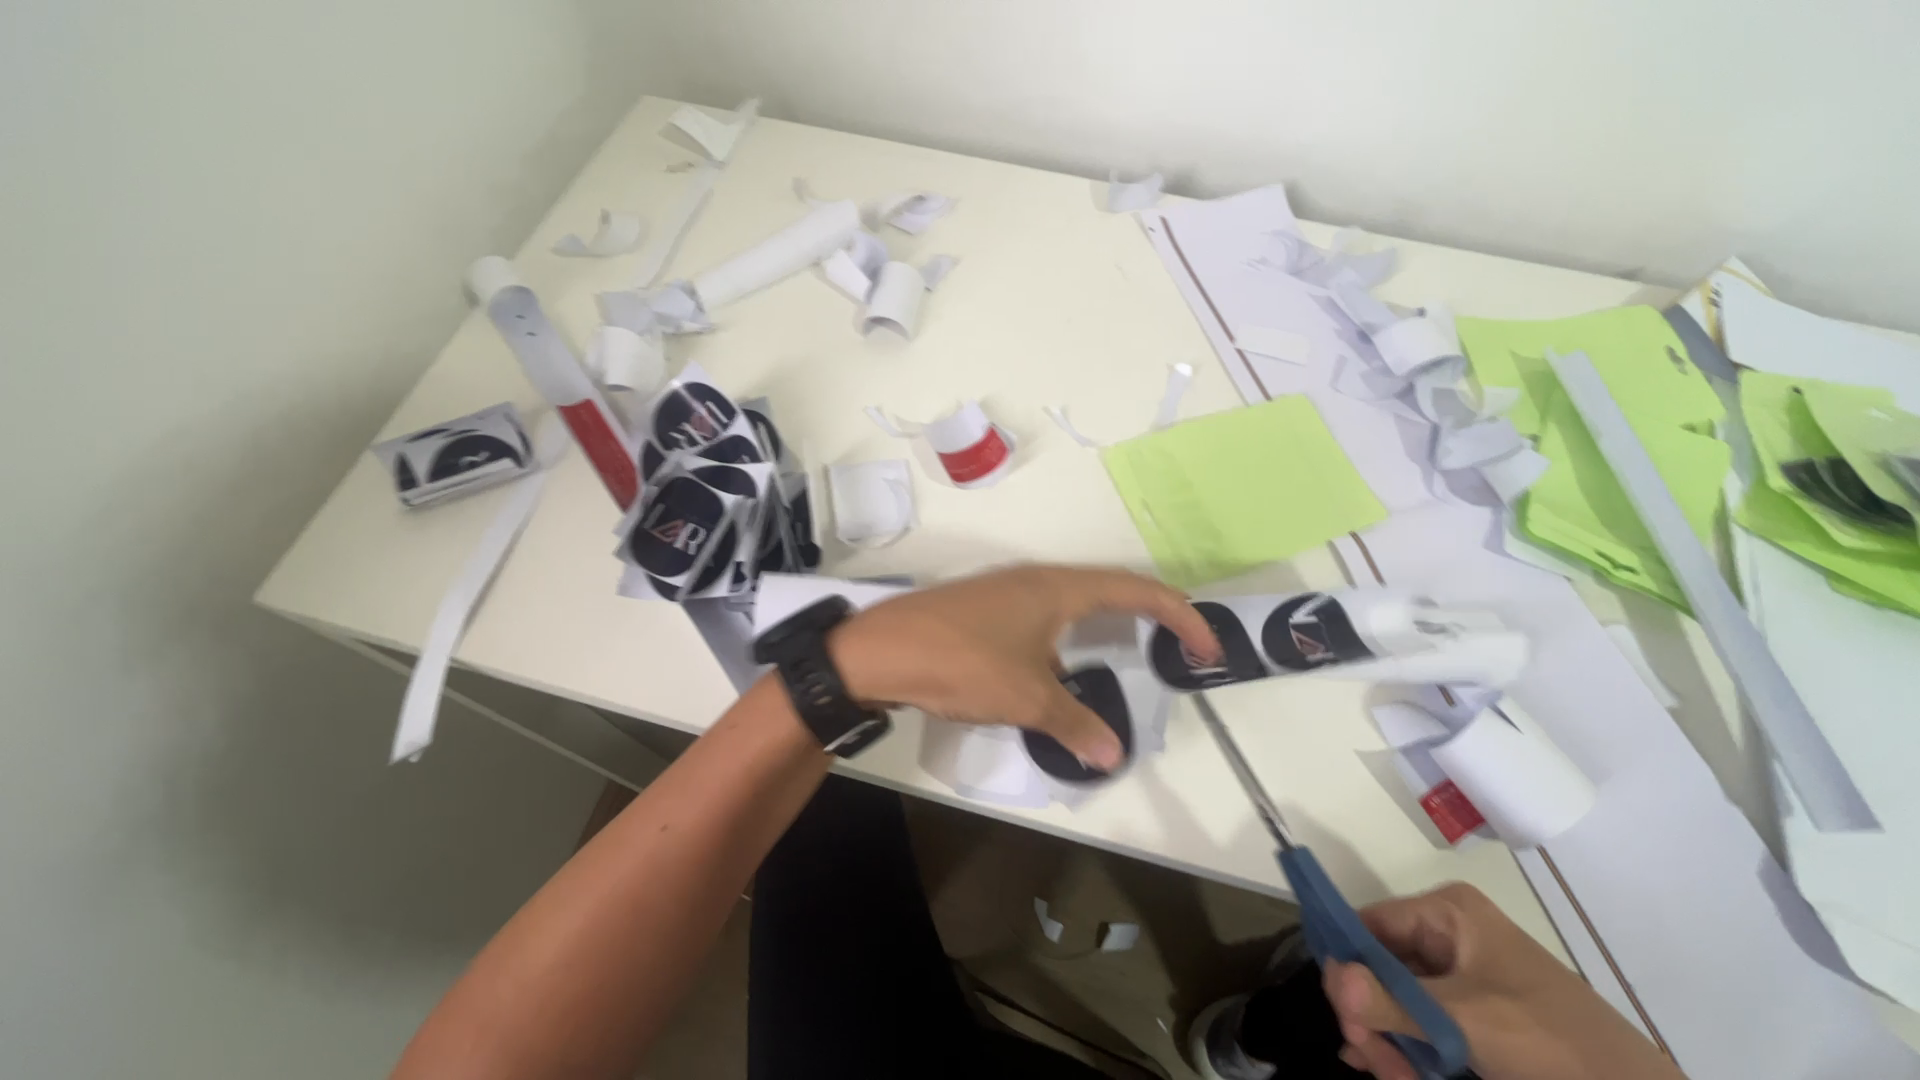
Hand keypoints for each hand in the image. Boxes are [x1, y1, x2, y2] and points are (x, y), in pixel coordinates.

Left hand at [827, 564, 1219, 769]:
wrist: (878, 652)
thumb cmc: (962, 663)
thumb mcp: (1026, 698)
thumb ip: (1074, 723)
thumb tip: (1112, 752)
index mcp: (1059, 588)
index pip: (1139, 591)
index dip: (1181, 617)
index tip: (1206, 649)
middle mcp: (1037, 579)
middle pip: (1111, 589)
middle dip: (1150, 616)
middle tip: (1176, 647)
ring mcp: (1007, 591)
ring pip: (1073, 603)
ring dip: (1105, 626)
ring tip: (1124, 657)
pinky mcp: (984, 609)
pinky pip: (1043, 617)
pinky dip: (1067, 639)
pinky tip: (1056, 670)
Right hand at [1321, 884, 1682, 1079]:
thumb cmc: (1549, 1041)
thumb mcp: (1466, 1022)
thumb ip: (1393, 1001)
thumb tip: (1330, 977)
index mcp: (1447, 913)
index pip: (1367, 923)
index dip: (1346, 965)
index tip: (1341, 1015)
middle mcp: (1447, 933)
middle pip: (1376, 966)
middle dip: (1369, 1014)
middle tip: (1367, 1058)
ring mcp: (1459, 974)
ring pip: (1393, 999)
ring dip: (1384, 1039)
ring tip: (1390, 1076)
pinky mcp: (1470, 1012)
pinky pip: (1418, 1021)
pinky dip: (1405, 1048)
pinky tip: (1397, 1074)